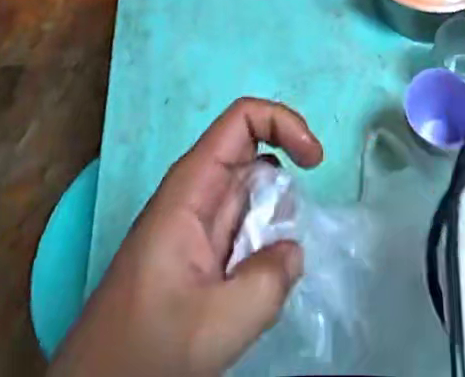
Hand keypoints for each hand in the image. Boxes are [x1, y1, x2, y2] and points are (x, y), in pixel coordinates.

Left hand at [51, 98, 324, 376]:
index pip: (241, 120)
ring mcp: (197, 219)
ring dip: (274, 220)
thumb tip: (293, 249)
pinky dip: (263, 243)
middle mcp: (195, 191)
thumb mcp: (218, 321)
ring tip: (260, 271)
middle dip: (282, 185)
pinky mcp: (200, 248)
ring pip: (251, 193)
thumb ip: (267, 282)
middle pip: (252, 155)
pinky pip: (243, 227)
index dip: (283, 123)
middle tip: (283, 237)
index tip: (315, 163)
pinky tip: (254, 284)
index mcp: (192, 186)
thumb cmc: (150, 343)